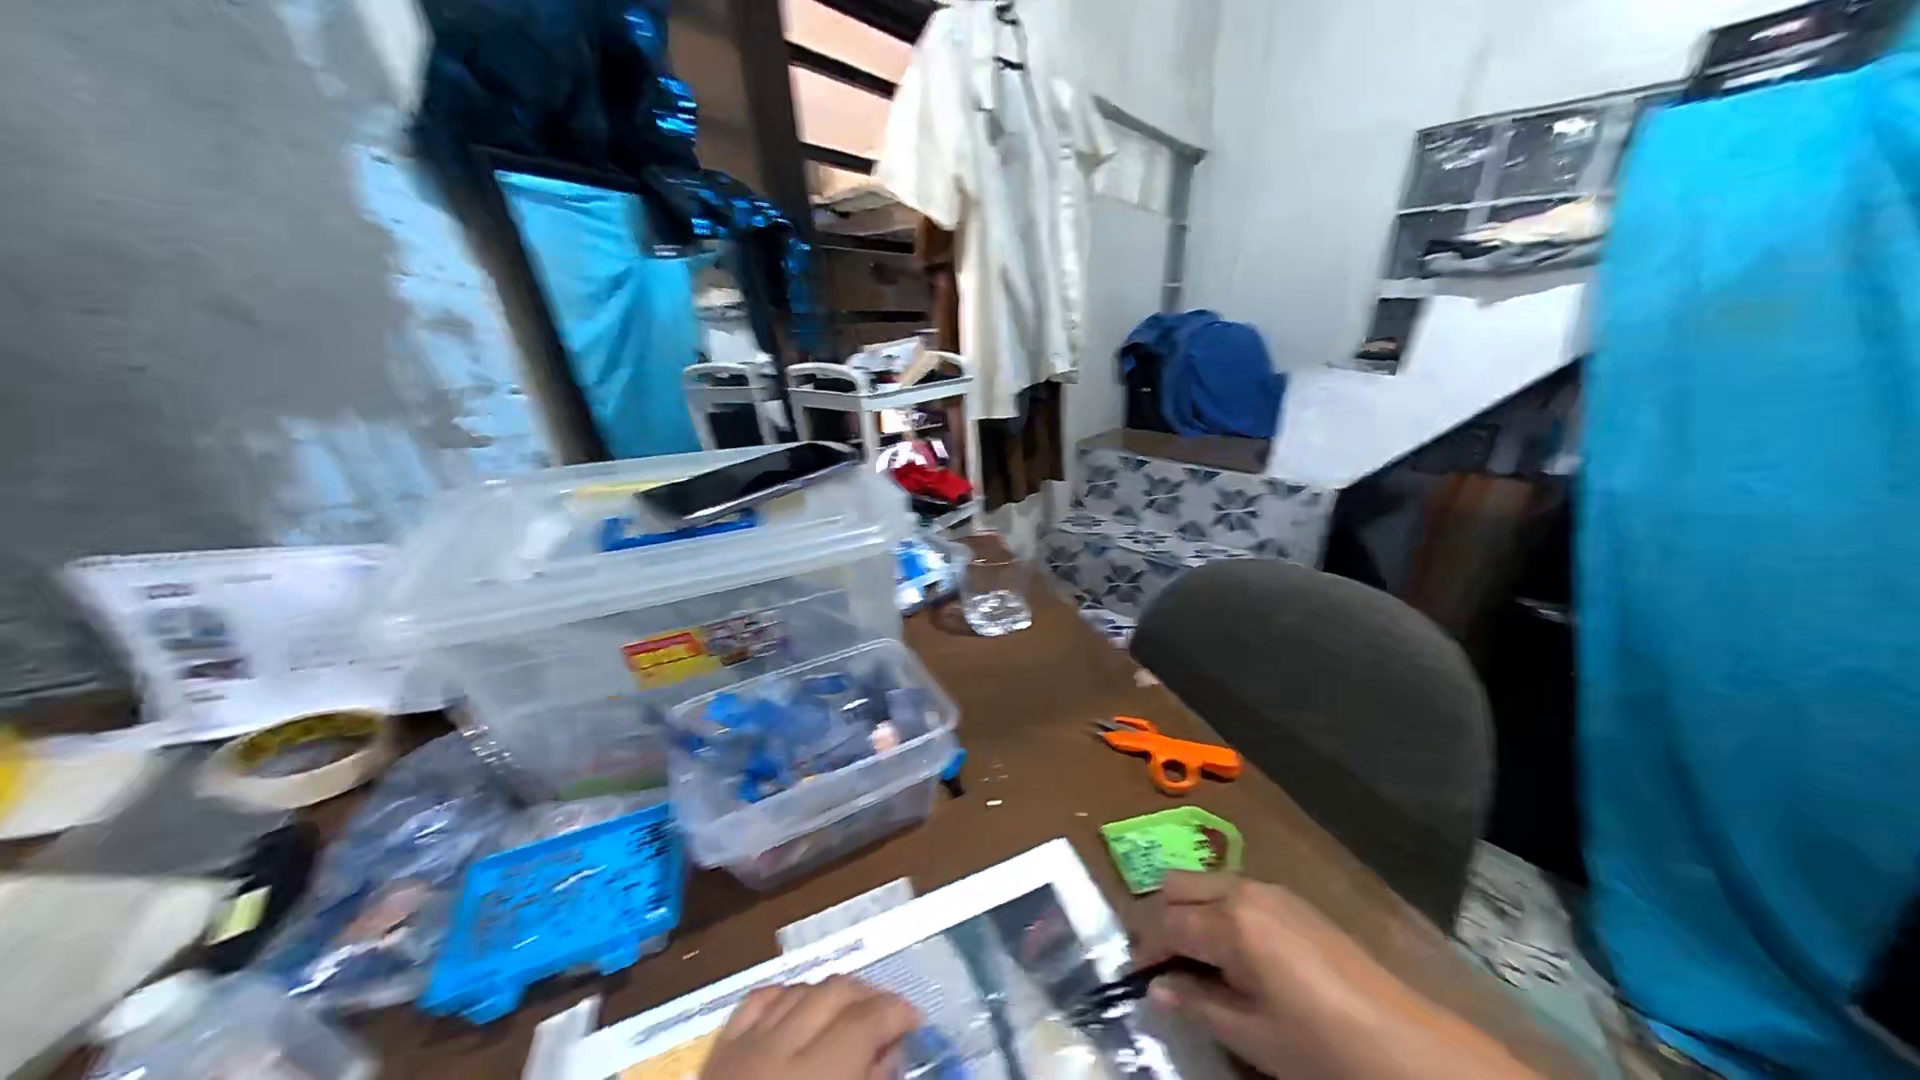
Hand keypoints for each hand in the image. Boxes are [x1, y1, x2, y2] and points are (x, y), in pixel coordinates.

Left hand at [700, 976, 921, 1079]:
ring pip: (800, 989)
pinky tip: (801, 1008)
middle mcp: (778, 1050)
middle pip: (835, 992)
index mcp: (818, 1077)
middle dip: (870, 996)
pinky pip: (759, 1001)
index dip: (897, 1013)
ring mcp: (743, 1048)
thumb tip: (889, 1053)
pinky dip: (787, 995)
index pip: (865, 1022)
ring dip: (832, 993)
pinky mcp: (717, 1053)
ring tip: (851, 1011)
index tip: (915, 1021)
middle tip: (890, 1016)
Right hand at [1135, 872, 1540, 1079]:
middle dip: (1163, 919)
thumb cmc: (1322, 1045)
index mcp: (1229, 921)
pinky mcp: (1294, 900)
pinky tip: (1239, 955)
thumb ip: (1197, 1004)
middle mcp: (1243, 891)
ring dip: (1191, 913)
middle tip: (1168, 966)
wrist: (1408, 1043)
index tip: (1139, 979)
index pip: (1165, 923)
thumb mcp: (1253, 1035)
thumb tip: (1155, 990)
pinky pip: (1236, 891)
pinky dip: (1220, 912)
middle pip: (1177, 885)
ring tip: (1202, 962)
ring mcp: (1271, 890)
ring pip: (1207, 884)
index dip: (1146, 951)